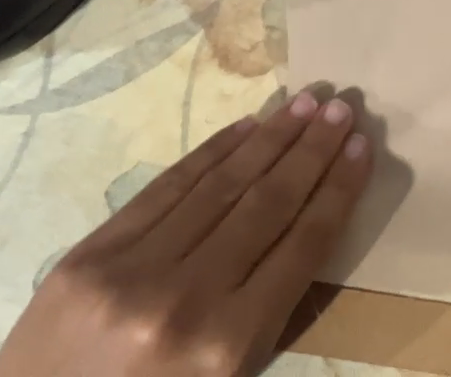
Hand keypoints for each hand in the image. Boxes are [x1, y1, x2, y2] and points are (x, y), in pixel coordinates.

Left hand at [0, 91, 371, 376]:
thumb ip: (269, 313)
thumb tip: (309, 224)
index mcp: (228, 347)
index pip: (303, 244)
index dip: (338, 189)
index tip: (363, 148)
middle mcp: (185, 301)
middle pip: (268, 203)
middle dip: (312, 150)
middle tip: (343, 107)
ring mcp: (131, 273)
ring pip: (221, 185)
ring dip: (271, 137)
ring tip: (306, 103)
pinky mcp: (88, 256)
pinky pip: (165, 189)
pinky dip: (211, 153)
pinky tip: (245, 126)